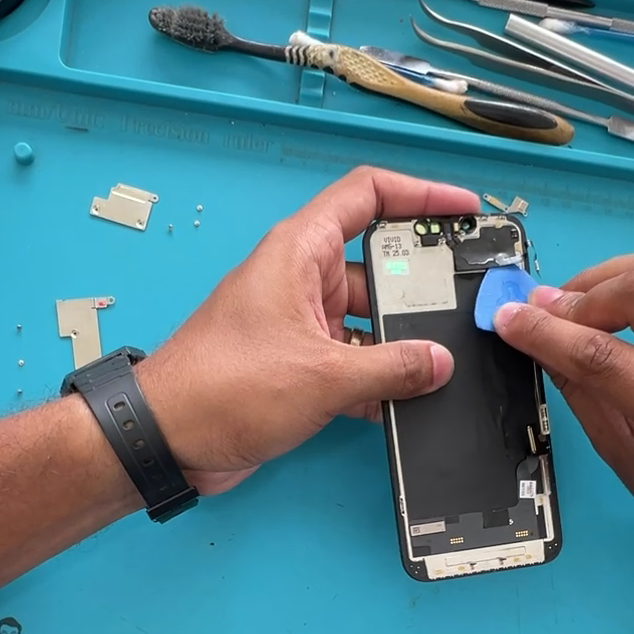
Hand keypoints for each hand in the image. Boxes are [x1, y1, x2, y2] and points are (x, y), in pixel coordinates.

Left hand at [135, 167, 480, 494]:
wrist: (170, 440)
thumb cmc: (224, 387)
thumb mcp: (321, 374)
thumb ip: (389, 367)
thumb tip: (438, 363)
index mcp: (300, 253)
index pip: (367, 196)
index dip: (419, 194)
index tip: (463, 210)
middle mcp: (300, 282)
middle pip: (375, 268)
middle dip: (417, 289)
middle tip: (462, 307)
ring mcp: (299, 327)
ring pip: (366, 323)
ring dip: (397, 347)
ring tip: (439, 366)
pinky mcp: (296, 368)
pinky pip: (350, 364)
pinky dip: (374, 382)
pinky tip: (401, 404)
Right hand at [494, 246, 633, 595]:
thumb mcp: (626, 460)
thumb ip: (584, 394)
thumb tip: (540, 341)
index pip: (608, 358)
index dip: (548, 333)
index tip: (509, 318)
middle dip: (584, 295)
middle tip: (547, 311)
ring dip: (614, 277)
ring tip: (578, 302)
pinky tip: (622, 303)